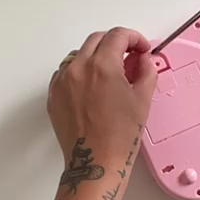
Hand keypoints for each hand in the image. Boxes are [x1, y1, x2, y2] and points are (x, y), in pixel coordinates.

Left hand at [48, 28, 155, 199]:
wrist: (95, 163)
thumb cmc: (119, 137)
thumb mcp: (142, 100)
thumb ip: (146, 71)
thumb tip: (143, 60)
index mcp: (102, 66)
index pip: (118, 35)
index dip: (134, 38)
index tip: (141, 48)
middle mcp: (78, 69)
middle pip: (97, 40)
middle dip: (115, 43)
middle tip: (128, 57)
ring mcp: (62, 82)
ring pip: (79, 55)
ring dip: (96, 56)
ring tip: (110, 74)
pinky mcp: (53, 95)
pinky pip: (65, 73)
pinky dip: (80, 72)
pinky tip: (92, 87)